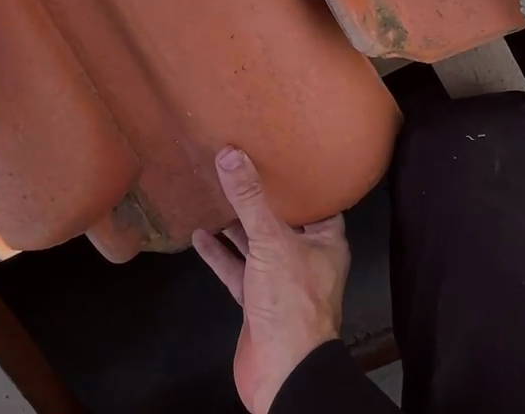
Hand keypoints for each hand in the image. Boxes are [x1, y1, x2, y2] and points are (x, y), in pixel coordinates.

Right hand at [193, 147, 350, 413]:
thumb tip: (230, 154)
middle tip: (239, 167)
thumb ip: (249, 199)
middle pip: (281, 222)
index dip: (301, 181)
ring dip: (236, 226)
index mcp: (325, 242)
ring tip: (214, 194)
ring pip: (256, 245)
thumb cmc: (291, 299)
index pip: (317, 203)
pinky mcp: (257, 301)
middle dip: (260, 199)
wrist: (283, 370)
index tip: (280, 155)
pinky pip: (237, 270)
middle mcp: (305, 259)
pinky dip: (220, 254)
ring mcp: (280, 281)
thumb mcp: (270, 240)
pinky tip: (199, 235)